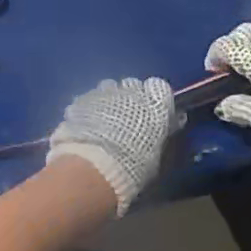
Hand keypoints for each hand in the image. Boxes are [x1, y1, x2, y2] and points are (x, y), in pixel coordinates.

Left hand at [46, 77, 180, 213]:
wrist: (95, 165)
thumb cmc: (135, 164)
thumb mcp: (159, 152)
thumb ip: (163, 132)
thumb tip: (170, 123)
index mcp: (155, 103)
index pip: (159, 87)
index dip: (155, 98)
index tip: (153, 111)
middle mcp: (128, 91)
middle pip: (132, 85)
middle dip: (131, 97)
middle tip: (129, 117)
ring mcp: (101, 93)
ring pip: (108, 87)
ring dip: (109, 99)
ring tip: (106, 118)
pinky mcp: (80, 99)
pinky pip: (89, 98)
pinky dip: (90, 107)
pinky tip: (87, 122)